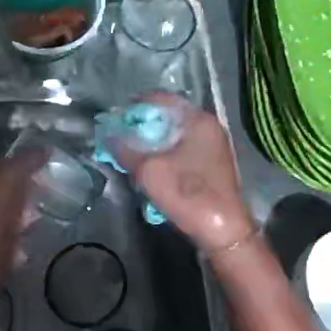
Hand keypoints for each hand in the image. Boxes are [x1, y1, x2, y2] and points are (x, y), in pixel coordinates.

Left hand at [0, 150, 43, 279]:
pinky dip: (25, 233)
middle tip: (52, 185)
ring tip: (47, 209)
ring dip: (28, 209)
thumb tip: (43, 148)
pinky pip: (13, 235)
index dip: (24, 159)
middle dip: (29, 184)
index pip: (2, 162)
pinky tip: (35, 237)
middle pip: (7, 186)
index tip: (49, 161)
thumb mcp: (8, 186)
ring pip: (10, 210)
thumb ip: (24, 163)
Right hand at [112, 94, 255, 255]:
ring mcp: (212, 147)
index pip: (162, 98)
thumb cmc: (188, 194)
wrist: (223, 232)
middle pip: (168, 117)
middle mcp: (209, 127)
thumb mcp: (149, 170)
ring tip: (129, 152)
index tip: (113, 116)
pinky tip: (149, 167)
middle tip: (118, 135)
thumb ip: (126, 149)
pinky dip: (164, 154)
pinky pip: (182, 150)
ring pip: (174, 135)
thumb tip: (107, 133)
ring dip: (151, 142)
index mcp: (198, 120)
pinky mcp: (211, 165)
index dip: (134, 105)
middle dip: (141, 125)